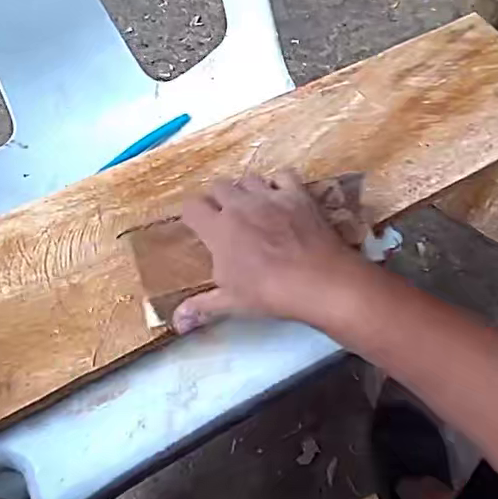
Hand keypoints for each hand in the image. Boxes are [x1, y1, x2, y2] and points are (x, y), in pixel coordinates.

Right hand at [173, 172, 372, 332]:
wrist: (318, 280)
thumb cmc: (270, 292)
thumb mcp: (232, 302)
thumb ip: (203, 305)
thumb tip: (178, 322)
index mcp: (218, 229)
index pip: (191, 207)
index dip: (194, 215)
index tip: (201, 226)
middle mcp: (241, 205)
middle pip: (219, 186)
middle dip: (220, 199)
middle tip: (230, 218)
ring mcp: (271, 196)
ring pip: (250, 178)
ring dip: (248, 190)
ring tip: (256, 207)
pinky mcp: (299, 194)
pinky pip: (283, 175)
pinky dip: (280, 183)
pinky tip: (283, 197)